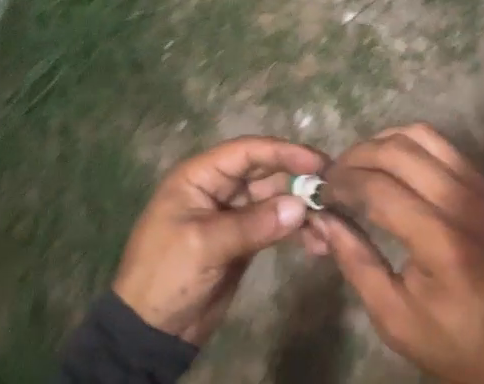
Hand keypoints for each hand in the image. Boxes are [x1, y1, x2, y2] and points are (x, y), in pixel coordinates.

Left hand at [112, 135, 326, 344]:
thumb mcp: (204, 246)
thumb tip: (299, 206)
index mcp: (199, 176)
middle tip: (333, 192)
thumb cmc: (166, 274)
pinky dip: (295, 232)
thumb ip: (251, 225)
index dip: (282, 153)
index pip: (246, 152)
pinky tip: (317, 243)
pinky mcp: (242, 241)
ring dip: (300, 209)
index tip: (317, 162)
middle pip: (264, 173)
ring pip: (273, 200)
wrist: (150, 330)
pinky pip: (273, 226)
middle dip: (297, 181)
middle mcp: (217, 188)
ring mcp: (231, 215)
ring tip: (329, 224)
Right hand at [308, 124, 483, 383]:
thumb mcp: (396, 319)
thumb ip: (356, 263)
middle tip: (333, 177)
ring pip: (422, 135)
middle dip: (356, 157)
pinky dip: (409, 146)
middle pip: (397, 151)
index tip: (319, 192)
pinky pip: (444, 146)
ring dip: (382, 143)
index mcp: (443, 243)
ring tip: (360, 166)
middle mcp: (466, 204)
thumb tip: (322, 218)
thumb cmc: (459, 344)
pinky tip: (392, 168)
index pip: (378, 189)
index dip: (341, 184)